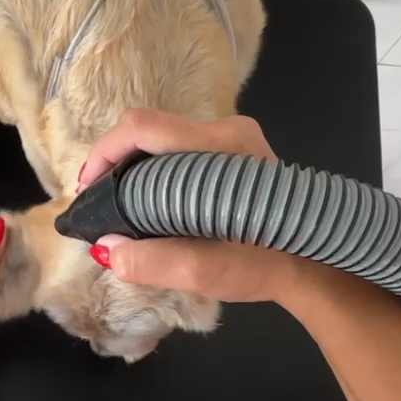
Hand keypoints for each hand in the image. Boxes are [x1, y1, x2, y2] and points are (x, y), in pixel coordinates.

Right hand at [76, 109, 310, 304]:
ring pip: (164, 139)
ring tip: (117, 205)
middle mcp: (228, 131)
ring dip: (134, 168)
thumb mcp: (204, 271)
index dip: (104, 154)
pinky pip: (181, 150)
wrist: (314, 263)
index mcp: (220, 149)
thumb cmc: (263, 265)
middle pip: (150, 130)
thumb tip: (105, 248)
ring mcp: (234, 138)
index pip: (144, 128)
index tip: (86, 189)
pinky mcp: (236, 151)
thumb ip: (151, 260)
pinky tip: (148, 202)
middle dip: (114, 162)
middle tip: (97, 201)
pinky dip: (155, 171)